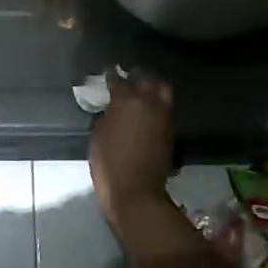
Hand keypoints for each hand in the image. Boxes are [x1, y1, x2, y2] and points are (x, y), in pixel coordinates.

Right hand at [90, 72, 174, 229]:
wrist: (136, 193)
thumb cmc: (109, 166)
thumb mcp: (98, 138)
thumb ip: (107, 117)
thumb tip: (113, 110)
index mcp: (127, 101)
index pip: (117, 79)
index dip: (111, 75)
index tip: (108, 74)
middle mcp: (149, 102)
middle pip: (147, 78)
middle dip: (137, 76)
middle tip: (128, 79)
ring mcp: (163, 116)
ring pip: (162, 91)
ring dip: (152, 88)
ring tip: (142, 93)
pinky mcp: (169, 131)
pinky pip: (164, 109)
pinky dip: (156, 106)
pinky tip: (147, 112)